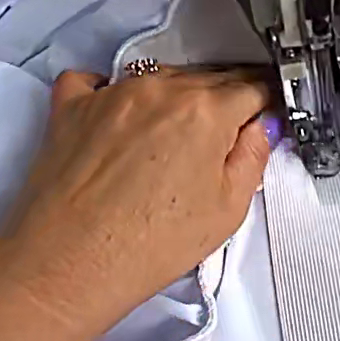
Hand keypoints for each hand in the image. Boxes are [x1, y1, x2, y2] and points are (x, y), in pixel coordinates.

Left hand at [0, 67, 272, 340]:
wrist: (71, 264)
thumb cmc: (148, 243)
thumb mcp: (230, 208)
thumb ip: (254, 156)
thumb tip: (260, 129)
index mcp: (205, 112)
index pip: (253, 88)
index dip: (267, 101)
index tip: (268, 111)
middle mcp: (159, 90)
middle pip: (210, 78)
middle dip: (230, 98)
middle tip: (234, 128)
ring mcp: (112, 93)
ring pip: (163, 77)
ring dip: (182, 96)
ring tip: (184, 135)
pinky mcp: (73, 106)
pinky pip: (102, 81)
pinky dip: (118, 91)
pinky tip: (127, 117)